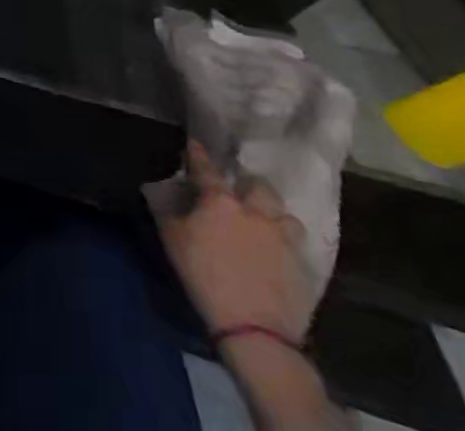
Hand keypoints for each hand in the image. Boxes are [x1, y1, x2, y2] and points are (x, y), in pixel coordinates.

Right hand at [151, 141, 315, 345]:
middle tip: (240, 188)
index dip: (198, 155)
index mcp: (220, 203)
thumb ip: (167, 211)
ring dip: (273, 213)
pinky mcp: (302, 262)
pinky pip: (296, 241)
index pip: (206, 170)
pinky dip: (284, 239)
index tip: (195, 143)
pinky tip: (276, 248)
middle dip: (249, 184)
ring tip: (264, 220)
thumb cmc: (202, 274)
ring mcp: (283, 237)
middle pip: (259, 187)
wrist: (253, 322)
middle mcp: (256, 212)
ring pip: (284, 214)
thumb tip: (162, 192)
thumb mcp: (172, 239)